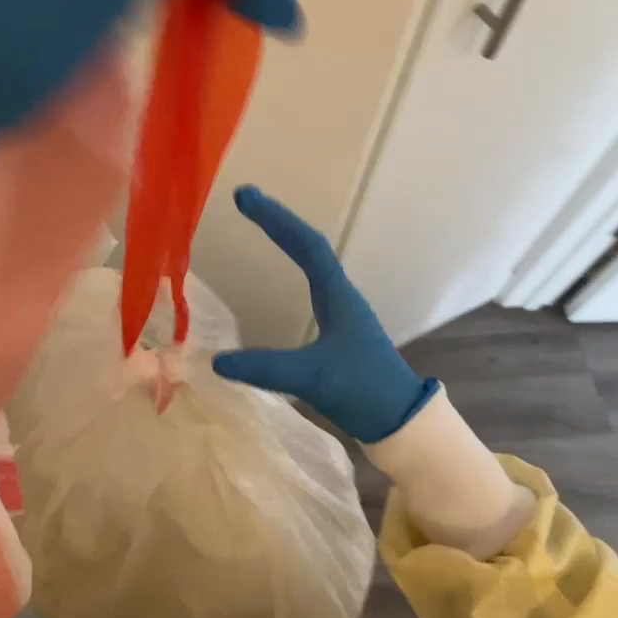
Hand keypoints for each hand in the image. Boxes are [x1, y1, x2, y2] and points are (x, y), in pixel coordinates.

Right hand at [212, 186, 435, 442]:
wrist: (401, 420)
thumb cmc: (363, 391)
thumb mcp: (312, 379)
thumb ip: (266, 369)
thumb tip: (216, 360)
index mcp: (338, 296)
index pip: (306, 245)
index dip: (276, 219)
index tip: (245, 197)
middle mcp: (340, 295)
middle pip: (307, 246)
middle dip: (277, 221)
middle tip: (244, 199)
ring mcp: (340, 312)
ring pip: (312, 262)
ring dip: (286, 239)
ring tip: (260, 222)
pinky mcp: (337, 331)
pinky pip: (311, 283)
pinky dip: (292, 266)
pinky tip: (284, 274)